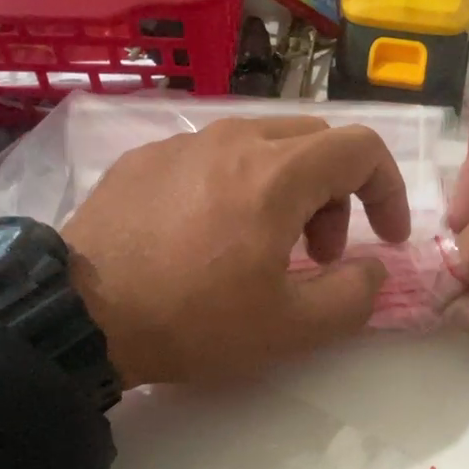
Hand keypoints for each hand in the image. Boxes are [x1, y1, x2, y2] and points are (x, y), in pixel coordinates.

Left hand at [63, 116, 410, 386]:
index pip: (361, 148)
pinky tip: (209, 238)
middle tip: (320, 254)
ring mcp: (183, 143)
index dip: (388, 190)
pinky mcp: (144, 158)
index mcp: (277, 174)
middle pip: (315, 142)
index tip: (385, 238)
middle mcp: (233, 139)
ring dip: (288, 190)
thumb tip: (372, 270)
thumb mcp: (290, 328)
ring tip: (265, 248)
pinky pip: (213, 156)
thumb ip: (352, 297)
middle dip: (337, 195)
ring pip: (263, 144)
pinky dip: (238, 186)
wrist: (80, 315)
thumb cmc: (194, 321)